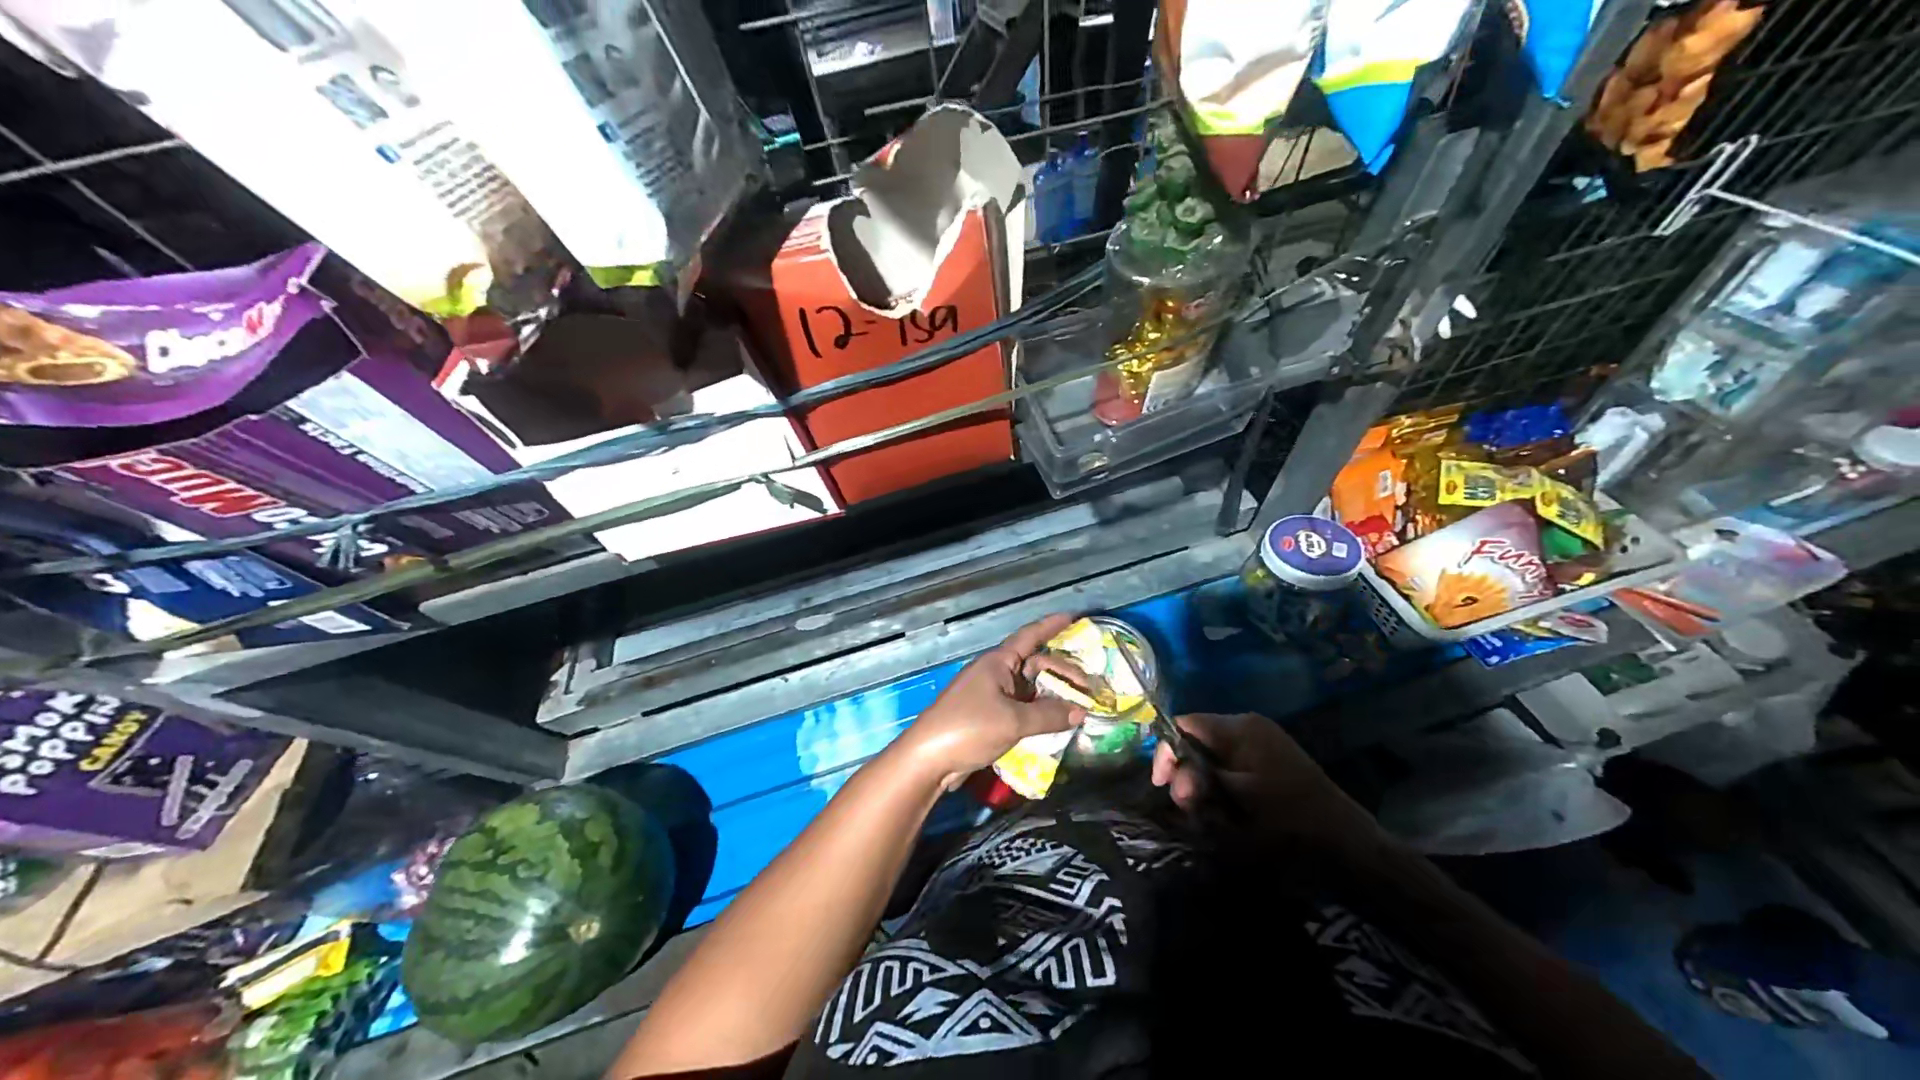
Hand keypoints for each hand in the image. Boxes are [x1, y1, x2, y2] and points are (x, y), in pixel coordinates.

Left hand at [892, 614, 1086, 789]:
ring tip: (1080, 706)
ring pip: (1030, 688)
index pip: (1030, 636)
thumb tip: (1080, 711)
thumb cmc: (969, 728)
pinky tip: (1057, 724)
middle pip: (1035, 664)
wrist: (929, 759)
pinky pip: (1021, 708)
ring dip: (1053, 695)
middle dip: (1063, 672)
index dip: (1052, 625)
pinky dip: (1040, 712)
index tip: (1074, 616)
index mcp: (997, 663)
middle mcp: (995, 673)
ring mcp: (990, 695)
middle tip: (1090, 688)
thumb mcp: (1014, 721)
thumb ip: (1049, 715)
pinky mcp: (988, 717)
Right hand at [1151, 713, 1378, 844]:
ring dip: (1202, 778)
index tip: (1163, 784)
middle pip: (1196, 737)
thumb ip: (1198, 782)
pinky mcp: (1271, 757)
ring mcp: (1262, 739)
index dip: (1166, 750)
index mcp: (1238, 728)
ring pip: (1212, 751)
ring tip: (1206, 809)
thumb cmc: (1286, 818)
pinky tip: (1224, 804)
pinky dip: (1219, 778)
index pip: (1184, 723)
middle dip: (1185, 769)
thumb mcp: (1235, 800)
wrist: (1344, 840)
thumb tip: (1173, 779)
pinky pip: (1230, 759)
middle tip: (1189, 804)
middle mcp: (1248, 724)